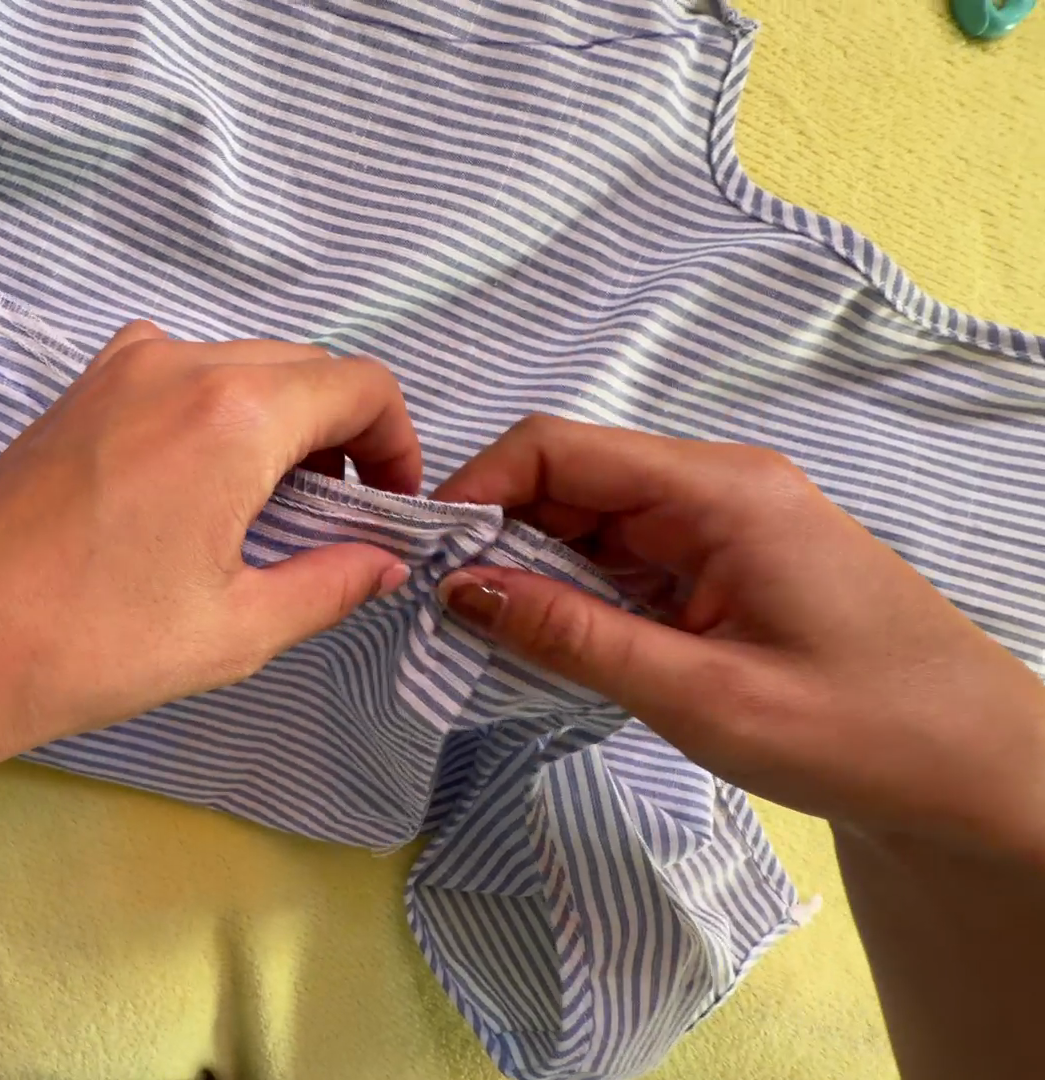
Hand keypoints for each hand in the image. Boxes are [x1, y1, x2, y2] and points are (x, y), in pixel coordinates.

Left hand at [0, 320, 421, 798]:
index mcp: (233, 410)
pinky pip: (172, 378)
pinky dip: (211, 416)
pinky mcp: (72, 393)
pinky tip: (190, 486)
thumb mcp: (236, 627)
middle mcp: (175, 361)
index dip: (395, 442)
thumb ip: (331, 582)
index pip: (359, 384)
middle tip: (332, 515)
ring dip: (273, 423)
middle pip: (299, 369)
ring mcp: (112, 368)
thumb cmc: (95, 645)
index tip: (386, 504)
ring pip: (235, 369)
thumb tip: (383, 561)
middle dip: (338, 433)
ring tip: (261, 507)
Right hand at [431, 415, 1044, 865]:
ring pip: (574, 515)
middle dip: (491, 529)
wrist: (986, 786)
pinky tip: (541, 626)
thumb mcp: (697, 693)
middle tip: (445, 599)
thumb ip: (568, 634)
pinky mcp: (703, 558)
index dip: (478, 487)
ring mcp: (706, 521)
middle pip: (559, 477)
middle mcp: (707, 487)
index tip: (429, 553)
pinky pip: (603, 550)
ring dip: (520, 561)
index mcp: (718, 492)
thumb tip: (456, 588)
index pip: (557, 449)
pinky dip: (557, 583)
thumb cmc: (862, 736)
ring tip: (484, 620)